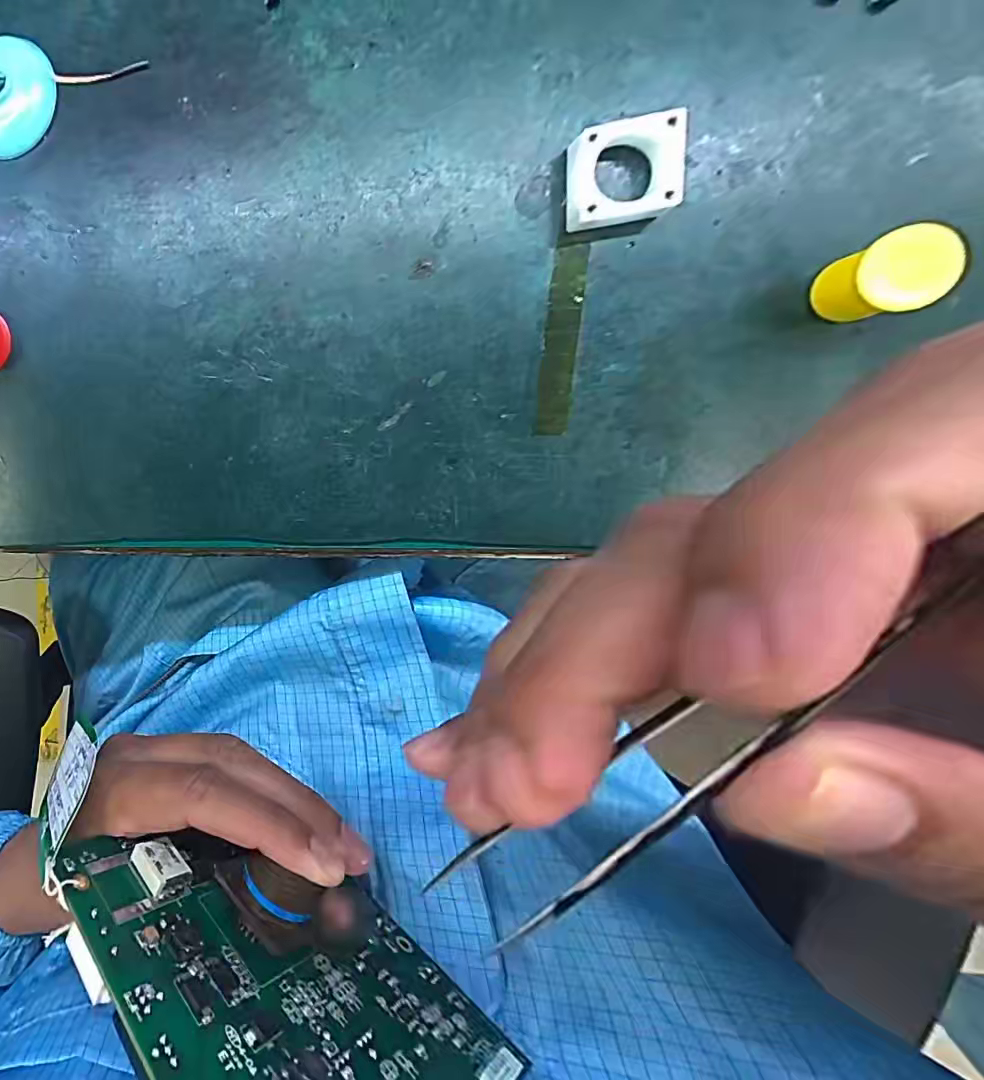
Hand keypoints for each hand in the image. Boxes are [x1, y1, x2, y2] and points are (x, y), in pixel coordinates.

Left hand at [0, 733, 371, 934]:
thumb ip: (176, 907)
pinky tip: (300, 820)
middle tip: (353, 857)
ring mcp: (149, 748)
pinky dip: (269, 790)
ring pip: (234, 755)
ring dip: (293, 795)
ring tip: (340, 841)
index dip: (267, 824)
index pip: (201, 790)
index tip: (325, 867)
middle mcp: (134, 755)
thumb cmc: (60, 885)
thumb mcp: (107, 904)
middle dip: (298, 806)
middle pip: (228, 761)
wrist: (26, 856)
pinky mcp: (163, 756)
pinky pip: (225, 763)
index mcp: (115, 788)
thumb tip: (266, 931)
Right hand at [405, 322, 983, 915]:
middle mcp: (889, 503)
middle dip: (588, 662)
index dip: (790, 544)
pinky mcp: (728, 608)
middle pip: (693, 534)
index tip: (734, 683)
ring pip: (619, 579)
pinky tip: (471, 743)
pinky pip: (610, 621)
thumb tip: (773, 791)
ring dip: (533, 687)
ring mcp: (789, 557)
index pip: (910, 440)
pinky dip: (537, 687)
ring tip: (477, 782)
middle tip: (522, 780)